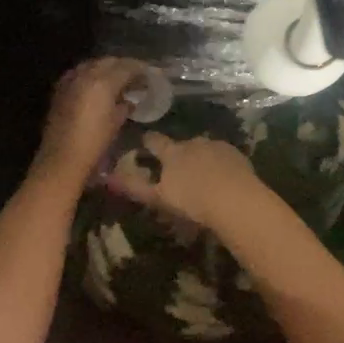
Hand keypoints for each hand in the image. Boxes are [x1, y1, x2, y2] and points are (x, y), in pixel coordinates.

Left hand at [32, 58, 150, 180]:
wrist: (62, 156)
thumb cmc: (94, 142)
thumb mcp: (115, 123)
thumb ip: (125, 106)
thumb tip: (129, 100)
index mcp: (103, 82)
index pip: (126, 67)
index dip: (140, 69)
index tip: (148, 74)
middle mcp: (86, 75)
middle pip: (109, 61)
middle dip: (123, 65)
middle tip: (134, 75)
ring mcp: (70, 79)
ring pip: (92, 64)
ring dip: (105, 67)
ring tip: (117, 78)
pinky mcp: (60, 88)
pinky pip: (78, 73)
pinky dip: (89, 74)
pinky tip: (95, 84)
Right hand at [110, 132, 265, 230]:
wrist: (236, 201)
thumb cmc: (192, 200)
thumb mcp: (159, 197)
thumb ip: (134, 187)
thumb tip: (105, 178)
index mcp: (172, 152)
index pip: (155, 141)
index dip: (149, 142)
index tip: (145, 143)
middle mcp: (193, 142)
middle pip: (182, 144)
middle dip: (180, 153)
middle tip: (180, 170)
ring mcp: (217, 147)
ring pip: (205, 149)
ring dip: (202, 158)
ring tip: (204, 177)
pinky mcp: (238, 155)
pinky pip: (224, 157)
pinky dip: (221, 164)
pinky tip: (224, 180)